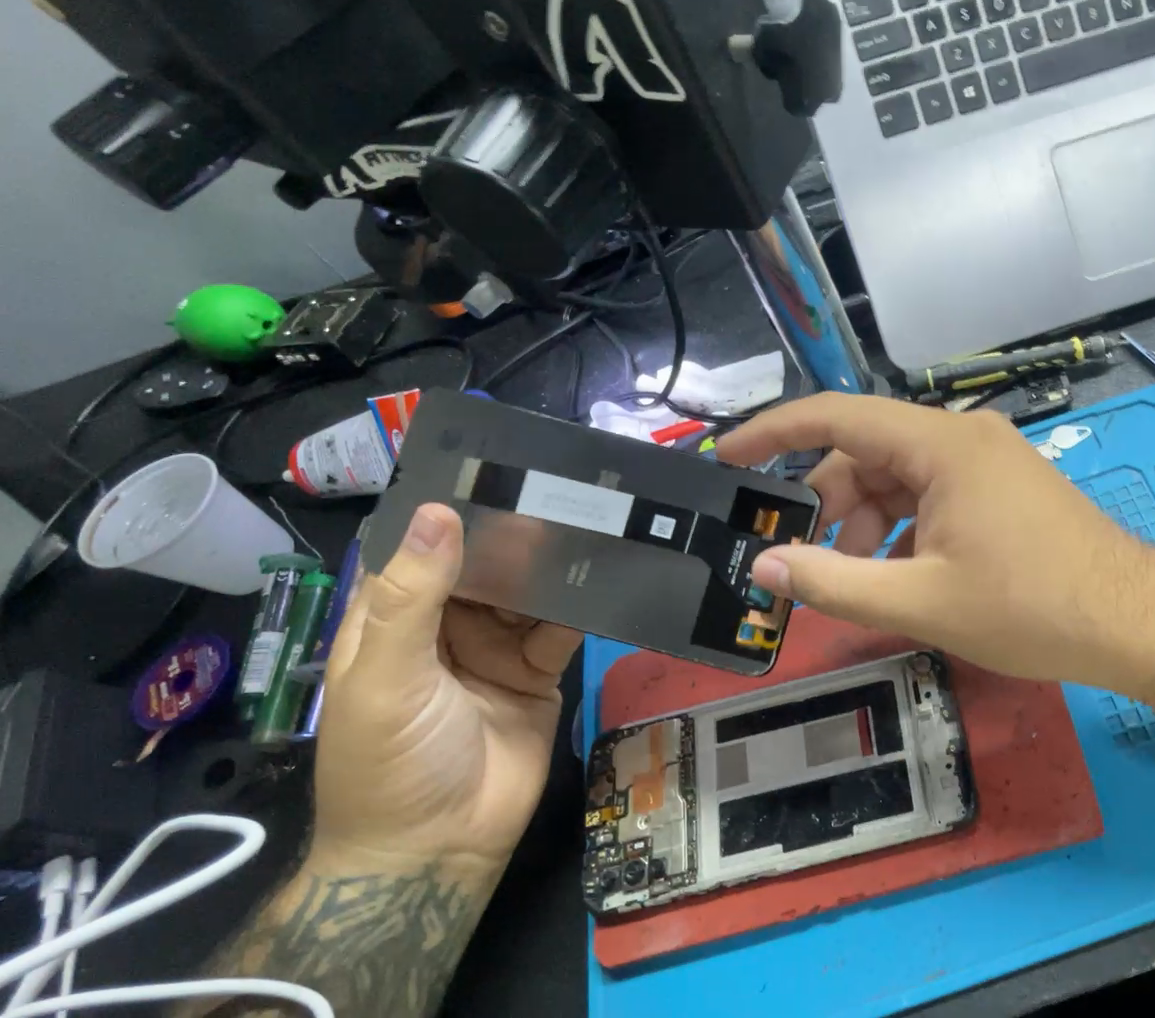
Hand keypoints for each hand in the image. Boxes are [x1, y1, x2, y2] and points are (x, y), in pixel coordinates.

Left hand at [313, 504, 581, 870]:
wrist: (440, 847)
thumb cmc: (390, 761)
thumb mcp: (388, 676)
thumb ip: (413, 597)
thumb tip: (439, 513)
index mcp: (393, 623)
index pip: (420, 552)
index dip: (448, 514)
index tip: (489, 470)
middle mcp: (445, 629)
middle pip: (482, 568)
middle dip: (513, 536)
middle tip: (557, 492)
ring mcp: (494, 651)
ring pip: (525, 594)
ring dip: (550, 567)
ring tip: (588, 525)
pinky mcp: (538, 673)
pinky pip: (560, 629)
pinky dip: (579, 607)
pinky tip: (602, 579)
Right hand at [716, 394, 1152, 684]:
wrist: (1131, 620)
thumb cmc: (1029, 607)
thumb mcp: (919, 600)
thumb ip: (833, 582)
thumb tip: (764, 566)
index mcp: (941, 445)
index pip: (837, 415)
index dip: (773, 432)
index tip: (725, 457)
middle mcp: (963, 436)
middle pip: (867, 453)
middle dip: (826, 503)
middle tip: (800, 559)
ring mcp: (988, 460)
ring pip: (899, 478)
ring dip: (866, 523)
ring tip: (855, 579)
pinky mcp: (1003, 487)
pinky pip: (932, 494)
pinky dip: (903, 528)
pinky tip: (901, 574)